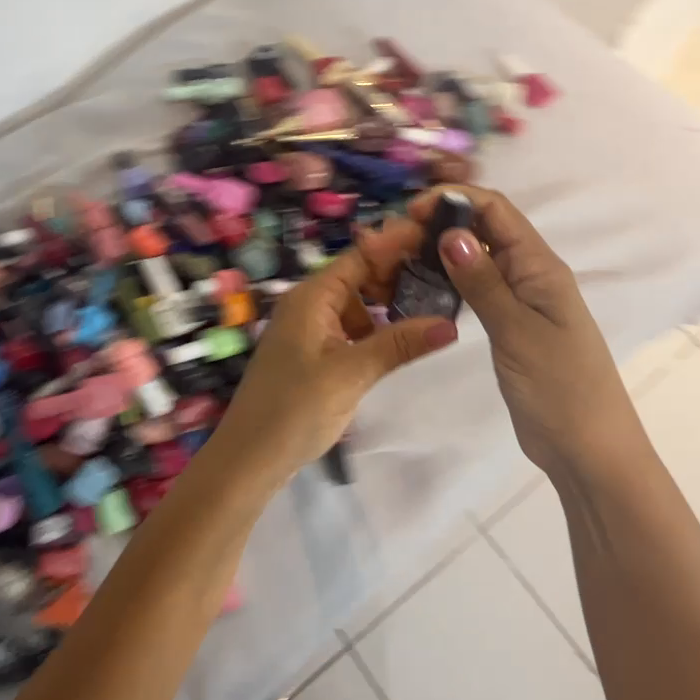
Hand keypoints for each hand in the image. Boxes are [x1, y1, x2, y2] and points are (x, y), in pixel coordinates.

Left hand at [213, 219, 459, 482]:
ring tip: (431, 313)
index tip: (439, 243)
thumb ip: (399, 344)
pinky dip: (373, 330)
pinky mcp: (310, 353)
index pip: (361, 255)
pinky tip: (399, 344)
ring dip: (388, 307)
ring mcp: (307, 329)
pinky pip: (348, 328)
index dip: (398, 246)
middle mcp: (308, 304)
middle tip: (445, 285)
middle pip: (359, 276)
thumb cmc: (295, 408)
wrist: (249, 457)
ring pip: (356, 304)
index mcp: (312, 296)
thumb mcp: (352, 373)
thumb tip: (450, 323)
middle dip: (398, 278)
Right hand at [409, 186, 629, 472]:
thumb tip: (451, 232)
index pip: (497, 211)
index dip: (455, 200)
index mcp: (541, 267)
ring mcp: (520, 301)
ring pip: (478, 259)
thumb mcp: (517, 332)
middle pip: (485, 229)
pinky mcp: (509, 326)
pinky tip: (421, 287)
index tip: (411, 211)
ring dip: (443, 251)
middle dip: (443, 222)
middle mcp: (530, 275)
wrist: (589, 452)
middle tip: (395, 237)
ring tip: (398, 257)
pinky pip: (477, 288)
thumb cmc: (560, 388)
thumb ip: (483, 282)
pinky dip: (450, 280)